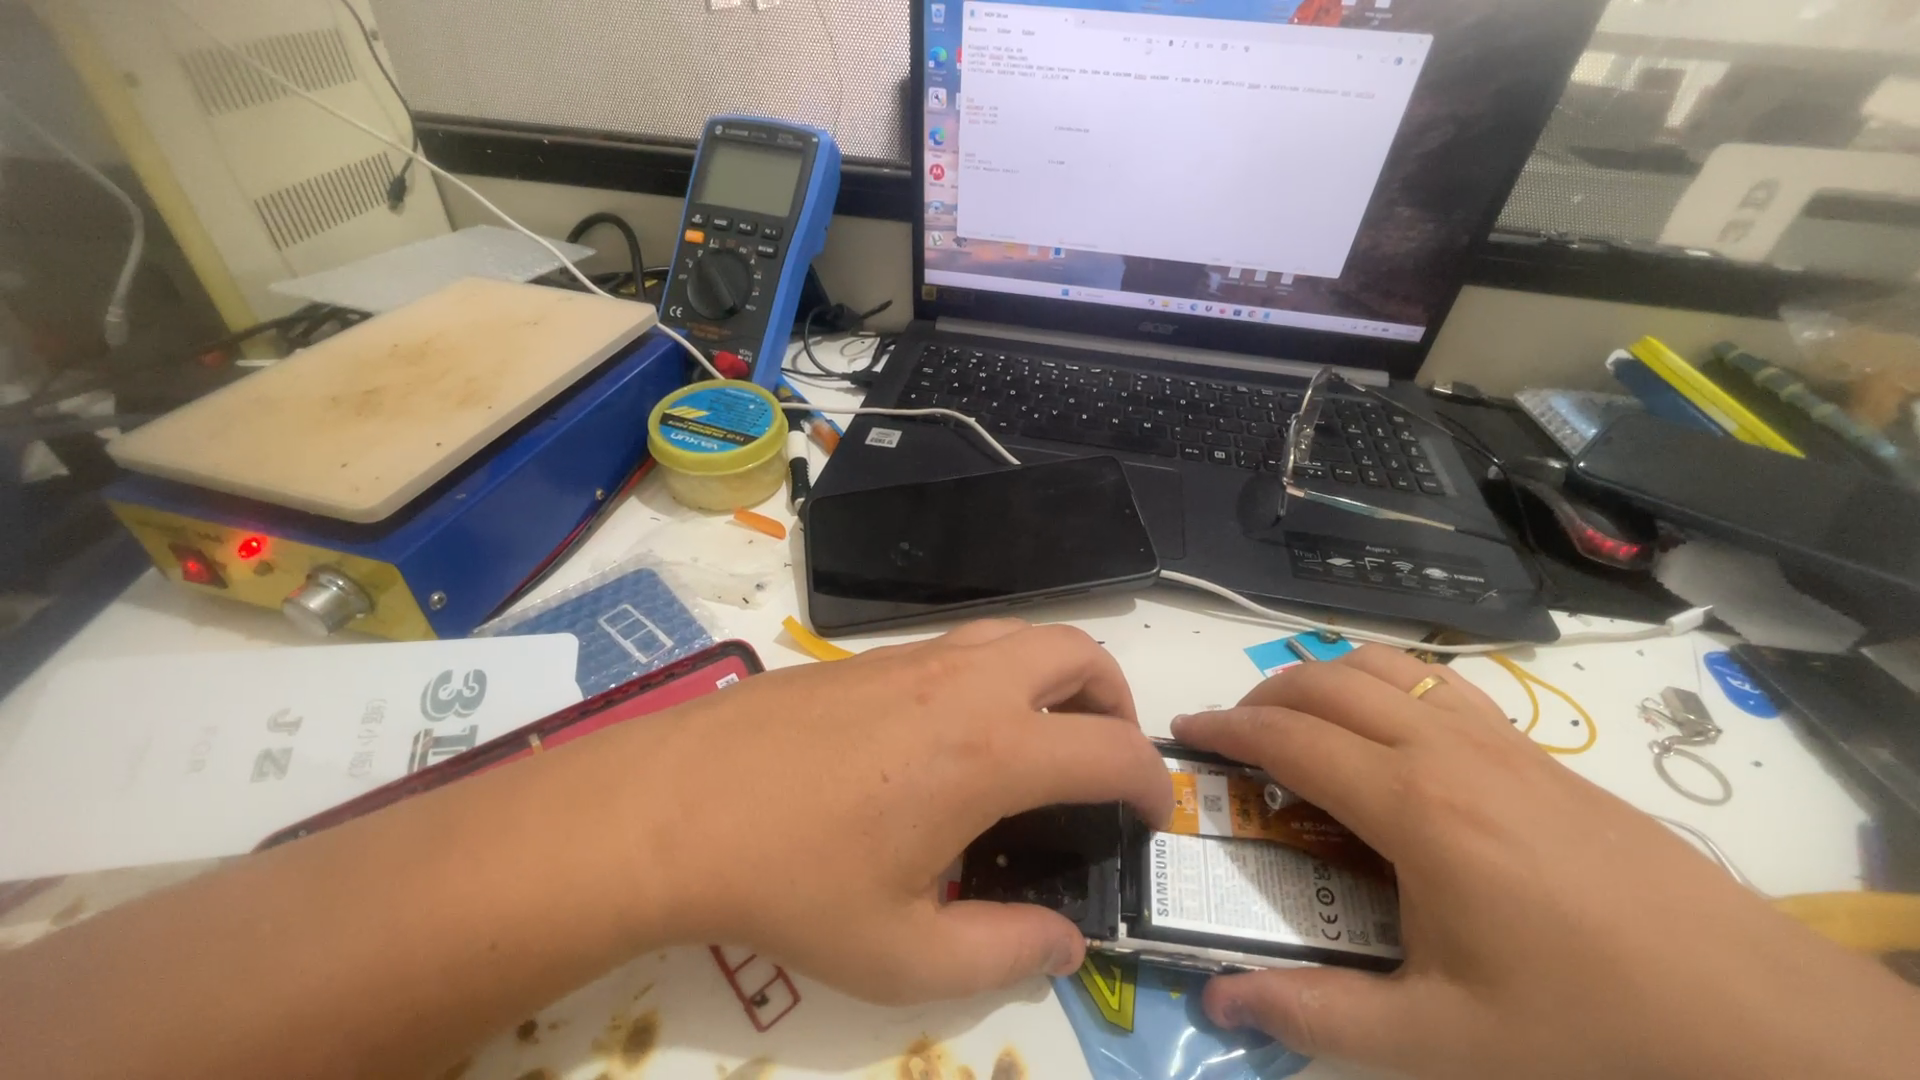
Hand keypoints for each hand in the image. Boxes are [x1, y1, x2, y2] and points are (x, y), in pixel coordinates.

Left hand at [619, 619, 1172, 1003]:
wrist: (675, 807)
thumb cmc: (791, 884)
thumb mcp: (901, 953)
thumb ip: (1002, 952)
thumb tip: (1067, 945)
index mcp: (990, 753)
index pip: (1110, 749)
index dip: (1150, 784)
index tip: (1149, 816)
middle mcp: (967, 685)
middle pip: (1079, 652)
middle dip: (1115, 700)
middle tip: (1102, 759)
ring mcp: (916, 658)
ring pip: (1022, 633)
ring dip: (1058, 674)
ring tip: (1043, 735)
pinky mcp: (874, 655)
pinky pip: (967, 642)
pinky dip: (1001, 670)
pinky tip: (962, 729)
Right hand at [1172, 646, 1919, 1079]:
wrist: (1756, 1013)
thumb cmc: (1585, 1022)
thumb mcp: (1439, 1039)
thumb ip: (1315, 1013)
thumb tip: (1215, 999)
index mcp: (1412, 807)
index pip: (1289, 740)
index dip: (1225, 729)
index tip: (1183, 733)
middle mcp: (1444, 748)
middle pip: (1323, 685)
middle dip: (1260, 698)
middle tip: (1231, 738)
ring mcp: (1496, 738)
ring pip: (1378, 665)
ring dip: (1317, 678)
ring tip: (1293, 719)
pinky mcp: (1534, 746)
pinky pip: (1434, 678)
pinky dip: (1380, 676)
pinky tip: (1381, 720)